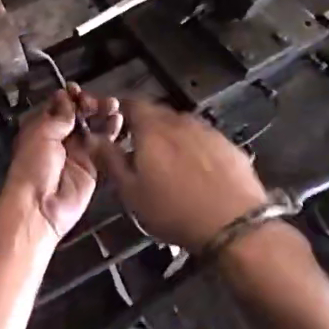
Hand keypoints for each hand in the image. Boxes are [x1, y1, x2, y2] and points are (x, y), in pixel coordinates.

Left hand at [3, 85, 120, 240]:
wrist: (40, 206)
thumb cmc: (33, 166)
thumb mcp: (42, 133)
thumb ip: (60, 116)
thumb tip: (67, 97)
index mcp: (41, 128)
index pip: (57, 106)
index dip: (68, 97)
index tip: (77, 89)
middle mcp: (59, 138)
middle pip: (77, 116)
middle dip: (88, 105)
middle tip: (97, 101)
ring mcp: (76, 152)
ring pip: (93, 128)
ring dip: (102, 115)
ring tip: (113, 105)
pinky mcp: (92, 167)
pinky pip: (103, 146)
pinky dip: (111, 133)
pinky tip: (118, 121)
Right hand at [84, 98, 267, 250]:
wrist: (235, 225)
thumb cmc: (176, 210)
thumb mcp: (131, 191)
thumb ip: (109, 160)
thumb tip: (92, 139)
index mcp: (152, 127)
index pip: (130, 103)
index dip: (119, 110)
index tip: (113, 122)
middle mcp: (180, 121)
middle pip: (156, 114)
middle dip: (144, 126)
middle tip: (137, 150)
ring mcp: (208, 132)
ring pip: (181, 128)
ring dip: (171, 139)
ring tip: (168, 166)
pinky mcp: (229, 147)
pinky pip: (204, 142)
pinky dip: (195, 151)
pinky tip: (196, 175)